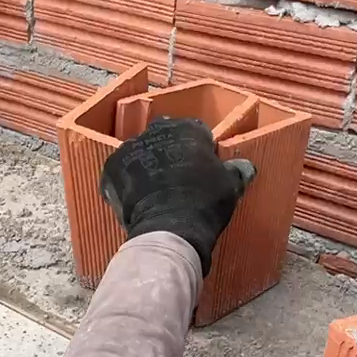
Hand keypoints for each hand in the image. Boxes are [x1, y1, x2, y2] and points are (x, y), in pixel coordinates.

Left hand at [100, 118, 255, 276]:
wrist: (169, 228)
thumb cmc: (205, 202)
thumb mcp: (230, 185)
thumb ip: (236, 171)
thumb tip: (245, 167)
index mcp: (188, 128)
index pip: (196, 131)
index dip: (200, 149)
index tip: (202, 166)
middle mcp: (157, 130)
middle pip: (164, 137)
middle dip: (170, 152)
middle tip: (177, 177)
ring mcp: (130, 148)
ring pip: (140, 153)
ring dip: (146, 165)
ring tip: (154, 190)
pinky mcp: (112, 169)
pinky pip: (120, 172)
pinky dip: (127, 182)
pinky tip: (136, 199)